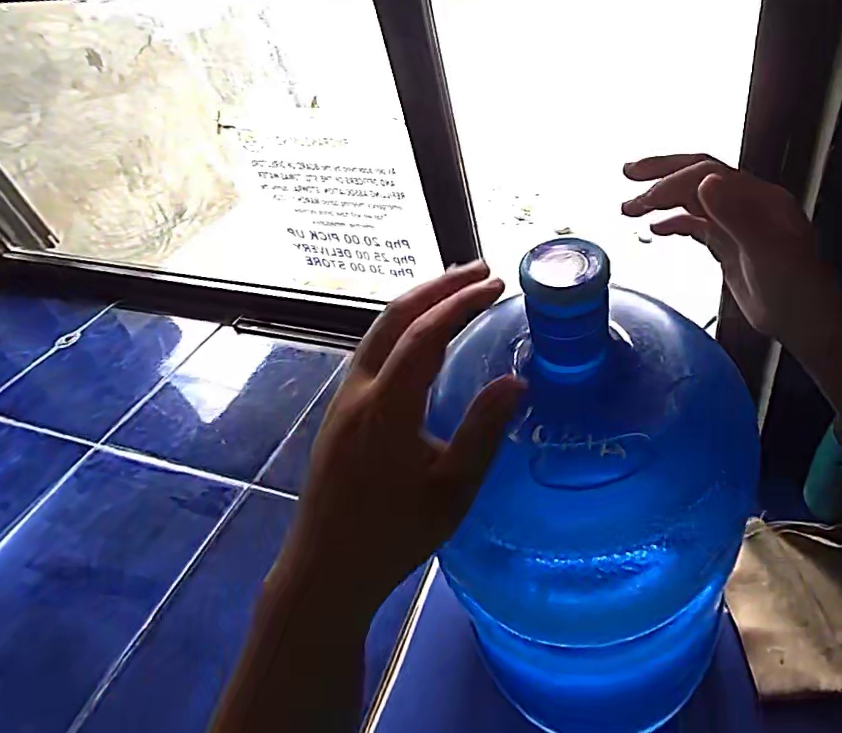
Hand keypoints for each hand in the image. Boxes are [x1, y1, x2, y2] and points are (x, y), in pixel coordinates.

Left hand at [284, 261, 524, 617]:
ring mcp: (345, 398)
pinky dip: (405, 323)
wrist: (323, 572)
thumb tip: (518, 382)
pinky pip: (375, 348)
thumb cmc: (393, 536)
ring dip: (420, 301)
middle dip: (439, 286)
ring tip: (458, 287)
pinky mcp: (341, 409)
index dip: (461, 303)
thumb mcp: (452, 491)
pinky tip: (425, 332)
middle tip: (481, 270)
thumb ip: (484, 432)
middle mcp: (359, 391)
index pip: (424, 335)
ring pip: (380, 330)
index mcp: (386, 408)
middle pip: (395, 318)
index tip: (496, 285)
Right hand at [621, 153, 841, 350]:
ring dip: (662, 200)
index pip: (708, 174)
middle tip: (630, 173)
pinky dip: (674, 222)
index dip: (675, 180)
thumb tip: (706, 182)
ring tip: (630, 207)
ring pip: (693, 200)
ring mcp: (737, 224)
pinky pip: (696, 224)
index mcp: (759, 198)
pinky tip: (656, 228)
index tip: (647, 198)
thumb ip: (737, 215)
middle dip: (662, 173)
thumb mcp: (768, 251)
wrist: (808, 323)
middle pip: (699, 176)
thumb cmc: (798, 290)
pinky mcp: (729, 244)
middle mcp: (747, 204)